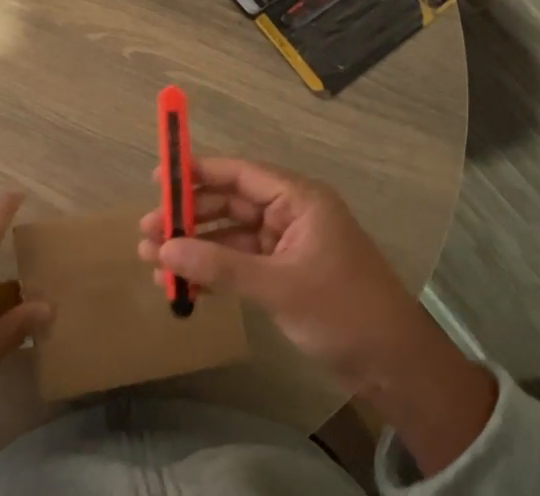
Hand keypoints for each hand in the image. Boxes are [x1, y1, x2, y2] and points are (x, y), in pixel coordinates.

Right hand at [138, 158, 495, 473]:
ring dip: (195, 248)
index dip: (196, 173)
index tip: (156, 179)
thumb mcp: (278, 286)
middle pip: (229, 203)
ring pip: (230, 236)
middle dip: (187, 218)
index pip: (239, 173)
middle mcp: (291, 215)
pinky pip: (239, 263)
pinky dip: (213, 271)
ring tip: (151, 261)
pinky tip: (183, 284)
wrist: (394, 366)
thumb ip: (219, 266)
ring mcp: (288, 246)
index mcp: (299, 200)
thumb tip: (162, 250)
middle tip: (145, 231)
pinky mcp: (285, 276)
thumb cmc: (343, 311)